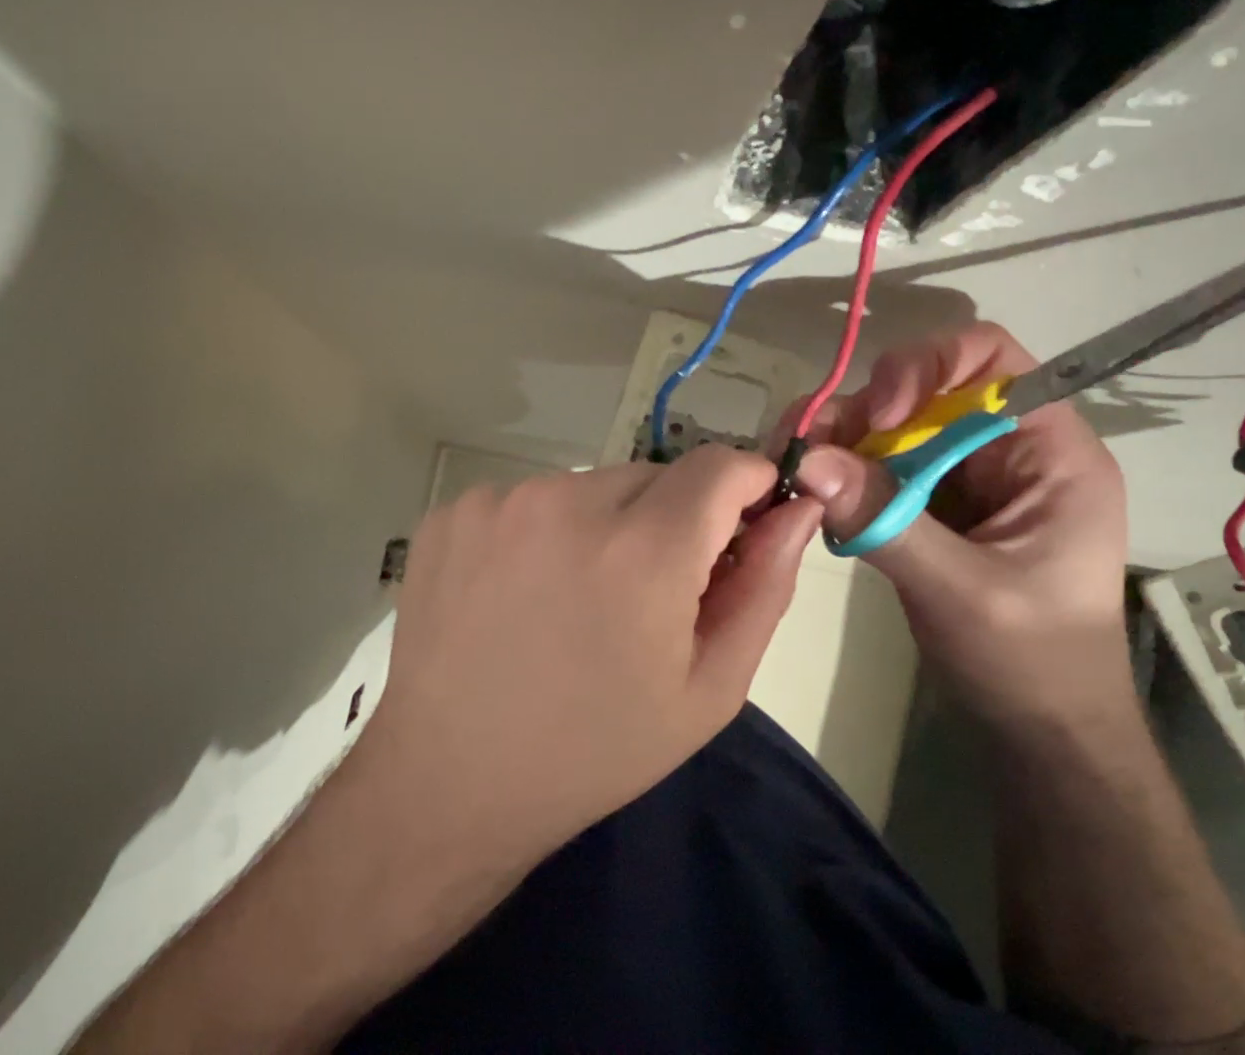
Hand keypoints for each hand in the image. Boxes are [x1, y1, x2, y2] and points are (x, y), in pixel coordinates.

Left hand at [363, 445, 823, 865]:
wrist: (451, 778)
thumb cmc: (592, 750)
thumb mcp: (706, 690)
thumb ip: (764, 588)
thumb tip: (796, 511)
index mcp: (643, 549)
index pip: (720, 466)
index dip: (742, 491)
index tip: (734, 533)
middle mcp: (566, 502)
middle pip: (650, 476)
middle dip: (667, 521)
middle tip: (643, 597)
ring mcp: (496, 504)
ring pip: (584, 488)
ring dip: (598, 528)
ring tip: (571, 605)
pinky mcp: (449, 516)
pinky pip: (522, 503)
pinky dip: (536, 535)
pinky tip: (517, 600)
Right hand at [770, 323, 1130, 717]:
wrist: (1040, 726)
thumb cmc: (1029, 659)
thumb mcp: (958, 589)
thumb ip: (885, 521)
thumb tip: (806, 459)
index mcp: (1049, 453)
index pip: (992, 361)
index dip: (927, 367)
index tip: (874, 416)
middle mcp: (1007, 452)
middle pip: (927, 391)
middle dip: (862, 411)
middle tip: (804, 448)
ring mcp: (967, 481)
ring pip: (895, 431)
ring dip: (842, 445)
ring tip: (797, 476)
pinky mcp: (934, 510)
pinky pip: (881, 472)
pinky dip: (843, 479)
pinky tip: (814, 501)